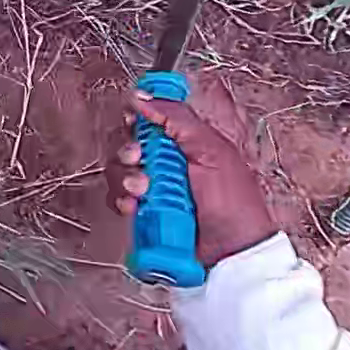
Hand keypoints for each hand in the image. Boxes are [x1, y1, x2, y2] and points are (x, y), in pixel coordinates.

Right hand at [105, 93, 275, 267]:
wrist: (231, 253)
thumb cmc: (232, 202)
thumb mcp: (211, 151)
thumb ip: (178, 120)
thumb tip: (142, 96)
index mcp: (185, 142)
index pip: (150, 118)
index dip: (136, 117)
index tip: (132, 120)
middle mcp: (166, 162)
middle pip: (128, 142)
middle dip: (129, 151)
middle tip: (139, 159)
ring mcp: (153, 187)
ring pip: (118, 170)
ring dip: (125, 178)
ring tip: (142, 191)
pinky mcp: (142, 211)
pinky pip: (117, 198)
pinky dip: (121, 200)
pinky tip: (134, 207)